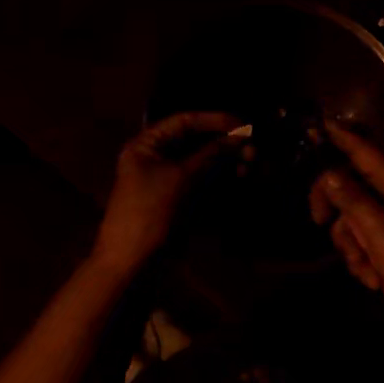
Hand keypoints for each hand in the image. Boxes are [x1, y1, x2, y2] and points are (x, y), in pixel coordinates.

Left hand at [94, 111, 242, 274]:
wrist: (131, 263)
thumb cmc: (149, 213)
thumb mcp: (180, 179)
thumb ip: (210, 154)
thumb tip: (239, 135)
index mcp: (146, 145)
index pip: (183, 121)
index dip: (214, 120)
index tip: (243, 124)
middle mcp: (156, 157)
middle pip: (195, 141)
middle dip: (224, 143)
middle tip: (252, 150)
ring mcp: (167, 181)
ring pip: (202, 163)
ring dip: (226, 161)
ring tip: (249, 165)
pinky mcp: (178, 201)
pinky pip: (202, 182)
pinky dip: (220, 179)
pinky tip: (238, 178)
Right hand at [309, 121, 383, 334]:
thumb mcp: (379, 232)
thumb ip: (351, 199)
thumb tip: (328, 173)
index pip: (365, 153)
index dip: (341, 139)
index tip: (318, 125)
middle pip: (349, 187)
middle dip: (334, 207)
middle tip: (318, 219)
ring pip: (350, 219)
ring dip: (349, 245)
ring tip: (365, 268)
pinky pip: (359, 243)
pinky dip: (360, 260)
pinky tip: (372, 279)